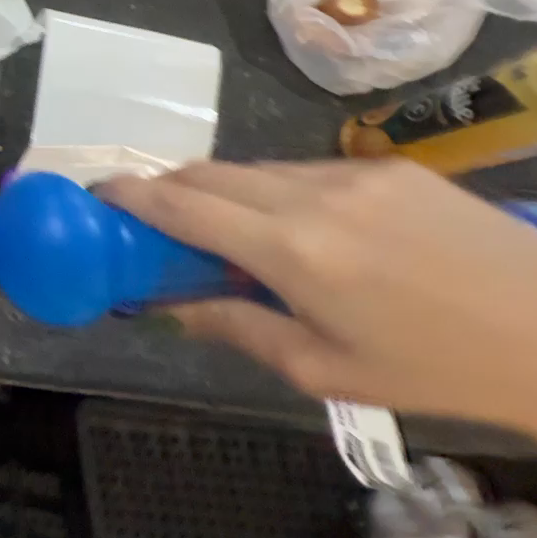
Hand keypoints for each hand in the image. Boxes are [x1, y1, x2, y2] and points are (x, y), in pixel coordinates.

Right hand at [100, 159, 536, 439]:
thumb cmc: (438, 368)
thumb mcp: (325, 370)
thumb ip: (234, 327)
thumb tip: (168, 306)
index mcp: (291, 252)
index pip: (178, 205)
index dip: (128, 195)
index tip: (97, 195)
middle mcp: (311, 198)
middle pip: (203, 173)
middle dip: (165, 189)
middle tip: (152, 219)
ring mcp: (352, 175)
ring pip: (249, 168)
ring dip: (220, 191)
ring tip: (234, 230)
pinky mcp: (387, 167)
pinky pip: (300, 169)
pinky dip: (273, 190)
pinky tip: (305, 226)